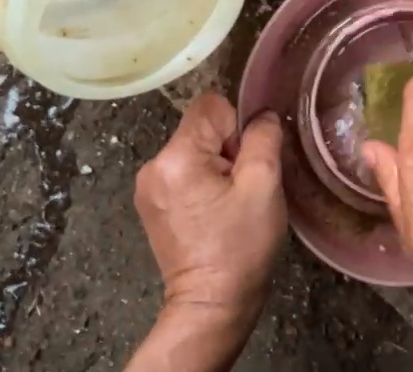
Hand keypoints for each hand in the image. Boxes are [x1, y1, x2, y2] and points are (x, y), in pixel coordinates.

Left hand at [133, 94, 285, 328]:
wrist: (212, 306)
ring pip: (196, 149)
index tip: (245, 162)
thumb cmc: (240, 245)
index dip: (237, 126)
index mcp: (175, 157)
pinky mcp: (152, 205)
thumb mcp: (264, 184)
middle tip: (242, 187)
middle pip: (202, 127)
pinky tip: (215, 212)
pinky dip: (204, 182)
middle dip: (228, 147)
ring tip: (230, 203)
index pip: (211, 105)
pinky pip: (185, 171)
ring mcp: (148, 188)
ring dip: (218, 166)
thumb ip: (263, 136)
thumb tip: (262, 114)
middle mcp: (153, 166)